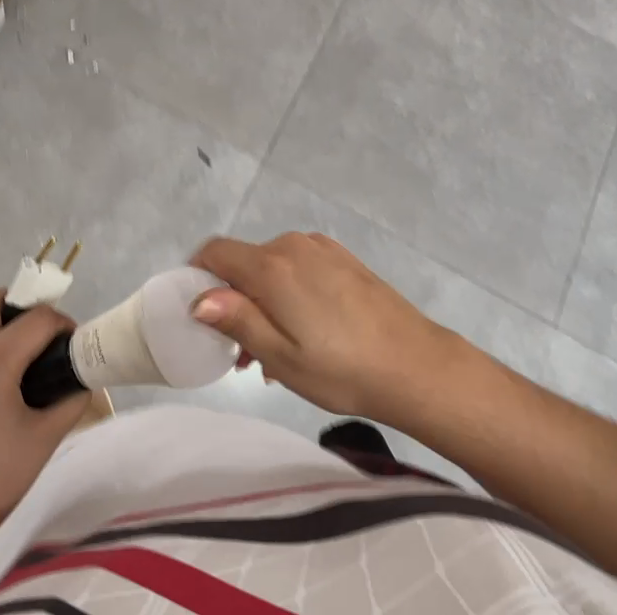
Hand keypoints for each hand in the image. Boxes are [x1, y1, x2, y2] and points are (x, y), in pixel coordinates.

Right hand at [191, 233, 459, 424]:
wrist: (418, 368)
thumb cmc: (342, 370)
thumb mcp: (281, 356)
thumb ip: (237, 319)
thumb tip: (199, 297)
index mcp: (272, 267)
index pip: (216, 252)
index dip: (198, 275)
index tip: (199, 314)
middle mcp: (294, 247)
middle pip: (245, 263)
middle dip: (234, 300)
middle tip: (243, 353)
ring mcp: (323, 250)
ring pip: (274, 269)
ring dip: (264, 302)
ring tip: (276, 355)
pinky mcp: (345, 260)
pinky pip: (301, 269)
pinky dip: (290, 294)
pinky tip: (305, 334)